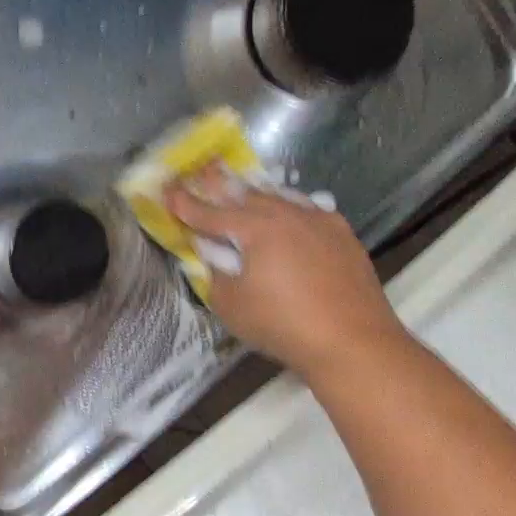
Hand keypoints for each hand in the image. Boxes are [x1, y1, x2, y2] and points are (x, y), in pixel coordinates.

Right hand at [165, 167, 407, 380]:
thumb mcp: (228, 300)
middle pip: (249, 196)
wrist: (350, 339)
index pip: (212, 213)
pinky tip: (280, 213)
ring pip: (281, 199)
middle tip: (199, 176)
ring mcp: (323, 224)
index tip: (166, 189)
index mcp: (260, 229)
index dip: (185, 203)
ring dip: (254, 196)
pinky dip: (284, 208)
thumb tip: (215, 254)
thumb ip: (216, 270)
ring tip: (238, 189)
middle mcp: (293, 216)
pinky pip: (306, 212)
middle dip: (221, 188)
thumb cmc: (278, 322)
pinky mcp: (342, 237)